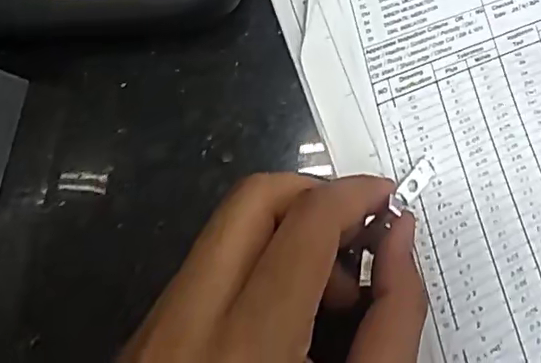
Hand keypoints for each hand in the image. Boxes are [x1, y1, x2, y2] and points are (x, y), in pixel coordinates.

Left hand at [120, 173, 425, 362]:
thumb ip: (395, 317)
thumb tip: (402, 235)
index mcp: (242, 351)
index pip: (307, 221)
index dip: (358, 194)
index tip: (390, 201)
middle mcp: (181, 333)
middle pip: (252, 201)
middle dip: (316, 198)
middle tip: (357, 235)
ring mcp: (148, 342)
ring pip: (224, 233)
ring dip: (288, 236)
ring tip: (326, 297)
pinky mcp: (138, 354)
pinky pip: (203, 274)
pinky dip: (255, 269)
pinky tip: (284, 324)